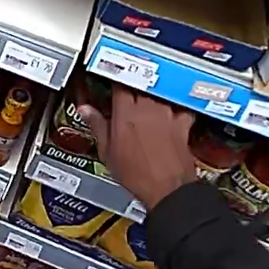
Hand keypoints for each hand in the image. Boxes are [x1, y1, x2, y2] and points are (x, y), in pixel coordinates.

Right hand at [78, 86, 197, 210]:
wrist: (167, 189)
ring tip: (147, 101)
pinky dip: (176, 107)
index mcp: (126, 112)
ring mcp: (167, 114)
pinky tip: (173, 111)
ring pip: (159, 93)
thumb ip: (98, 125)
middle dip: (133, 85)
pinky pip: (181, 107)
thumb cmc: (137, 174)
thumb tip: (86, 111)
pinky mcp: (182, 124)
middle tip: (127, 90)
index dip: (114, 79)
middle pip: (140, 84)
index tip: (110, 80)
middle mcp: (148, 108)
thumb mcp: (108, 151)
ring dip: (152, 95)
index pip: (119, 83)